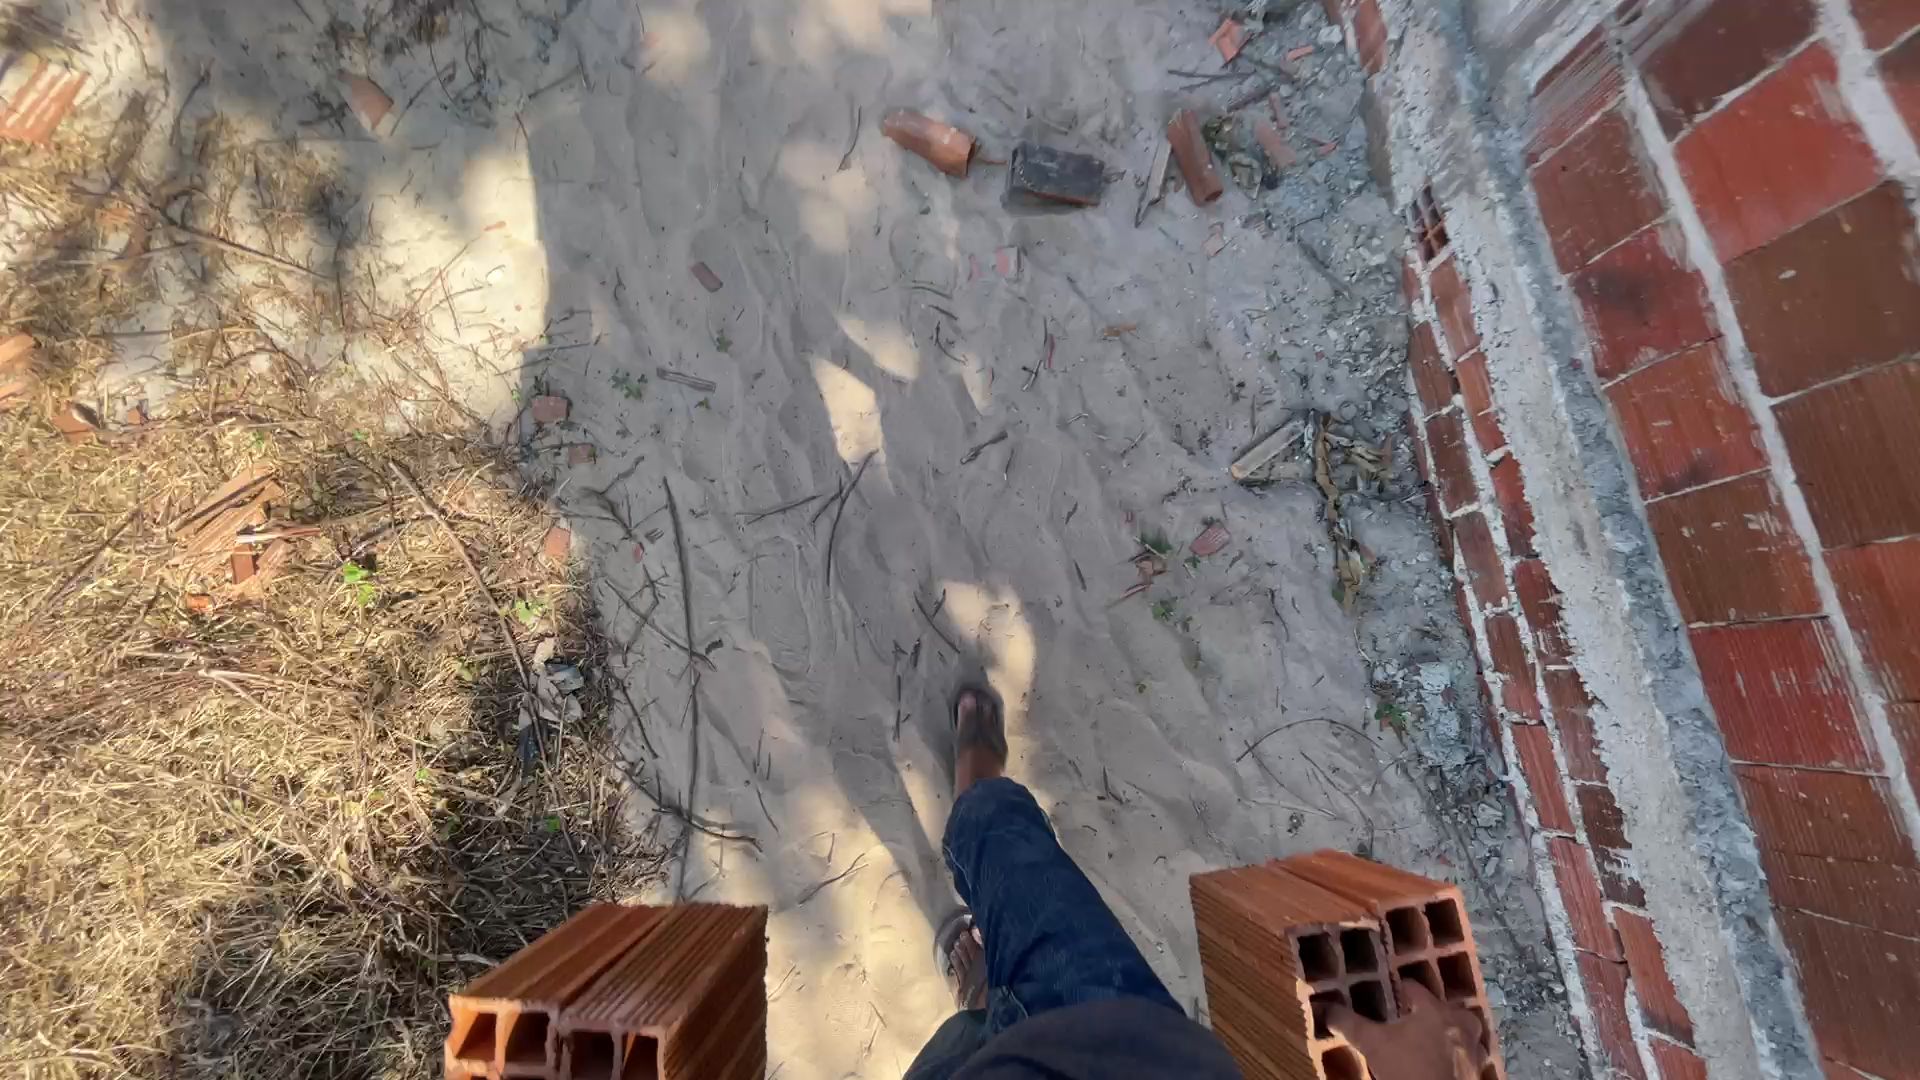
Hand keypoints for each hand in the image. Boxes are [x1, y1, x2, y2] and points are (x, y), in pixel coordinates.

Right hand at [1324, 982, 1488, 1079]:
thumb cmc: (1406, 1069)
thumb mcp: (1371, 1043)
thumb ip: (1347, 1022)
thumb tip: (1323, 1007)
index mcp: (1433, 1012)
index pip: (1416, 988)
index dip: (1401, 988)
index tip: (1390, 992)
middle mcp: (1459, 1029)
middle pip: (1458, 1013)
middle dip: (1443, 1013)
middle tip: (1421, 1018)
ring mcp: (1474, 1056)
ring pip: (1473, 1039)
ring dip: (1459, 1037)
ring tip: (1437, 1042)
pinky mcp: (1479, 1079)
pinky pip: (1474, 1063)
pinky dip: (1463, 1061)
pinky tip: (1445, 1066)